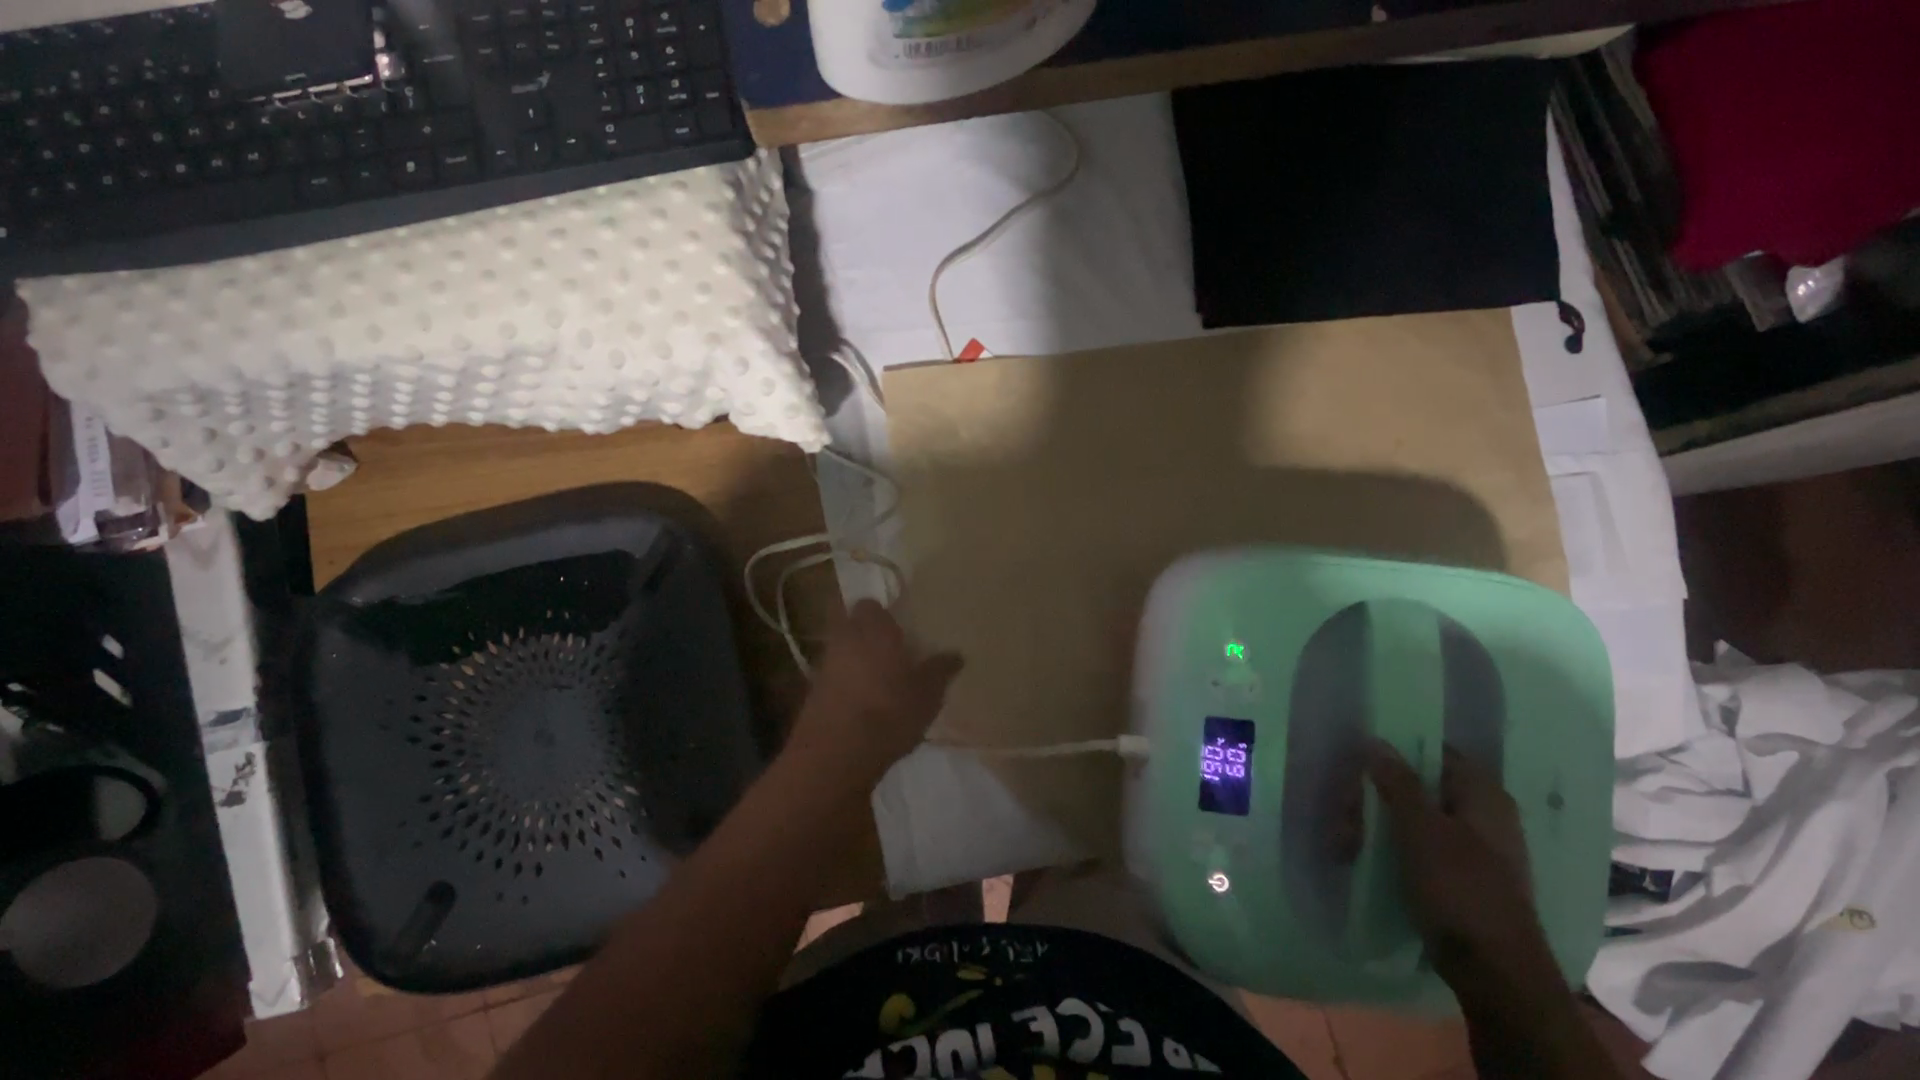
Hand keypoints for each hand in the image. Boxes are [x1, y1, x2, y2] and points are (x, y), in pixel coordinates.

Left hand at [783, 600, 962, 785]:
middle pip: (853, 625)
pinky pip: (834, 677)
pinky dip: (846, 684)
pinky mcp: (813, 692)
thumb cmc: (890, 712)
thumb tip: (956, 655)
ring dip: (856, 661)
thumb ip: (940, 670)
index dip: (884, 616)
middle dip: (868, 635)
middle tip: (892, 652)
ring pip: (842, 651)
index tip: (900, 629)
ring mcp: (825, 665)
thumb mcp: (927, 694)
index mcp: (874, 629)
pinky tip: (864, 704)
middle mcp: (845, 638)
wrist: (836, 753)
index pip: (872, 605)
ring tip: (881, 681)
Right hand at [1365, 741, 1551, 978]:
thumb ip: (1398, 783)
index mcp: (1484, 795)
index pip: (1438, 753)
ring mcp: (1478, 850)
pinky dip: (1397, 849)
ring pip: (1420, 820)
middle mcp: (1486, 816)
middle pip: (1425, 787)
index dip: (1399, 750)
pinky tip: (1369, 860)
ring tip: (1347, 839)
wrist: (1493, 969)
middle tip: (1345, 806)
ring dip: (1383, 824)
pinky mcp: (1465, 879)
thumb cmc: (1460, 889)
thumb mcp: (1421, 830)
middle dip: (1382, 793)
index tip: (1359, 758)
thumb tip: (1374, 740)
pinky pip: (1424, 849)